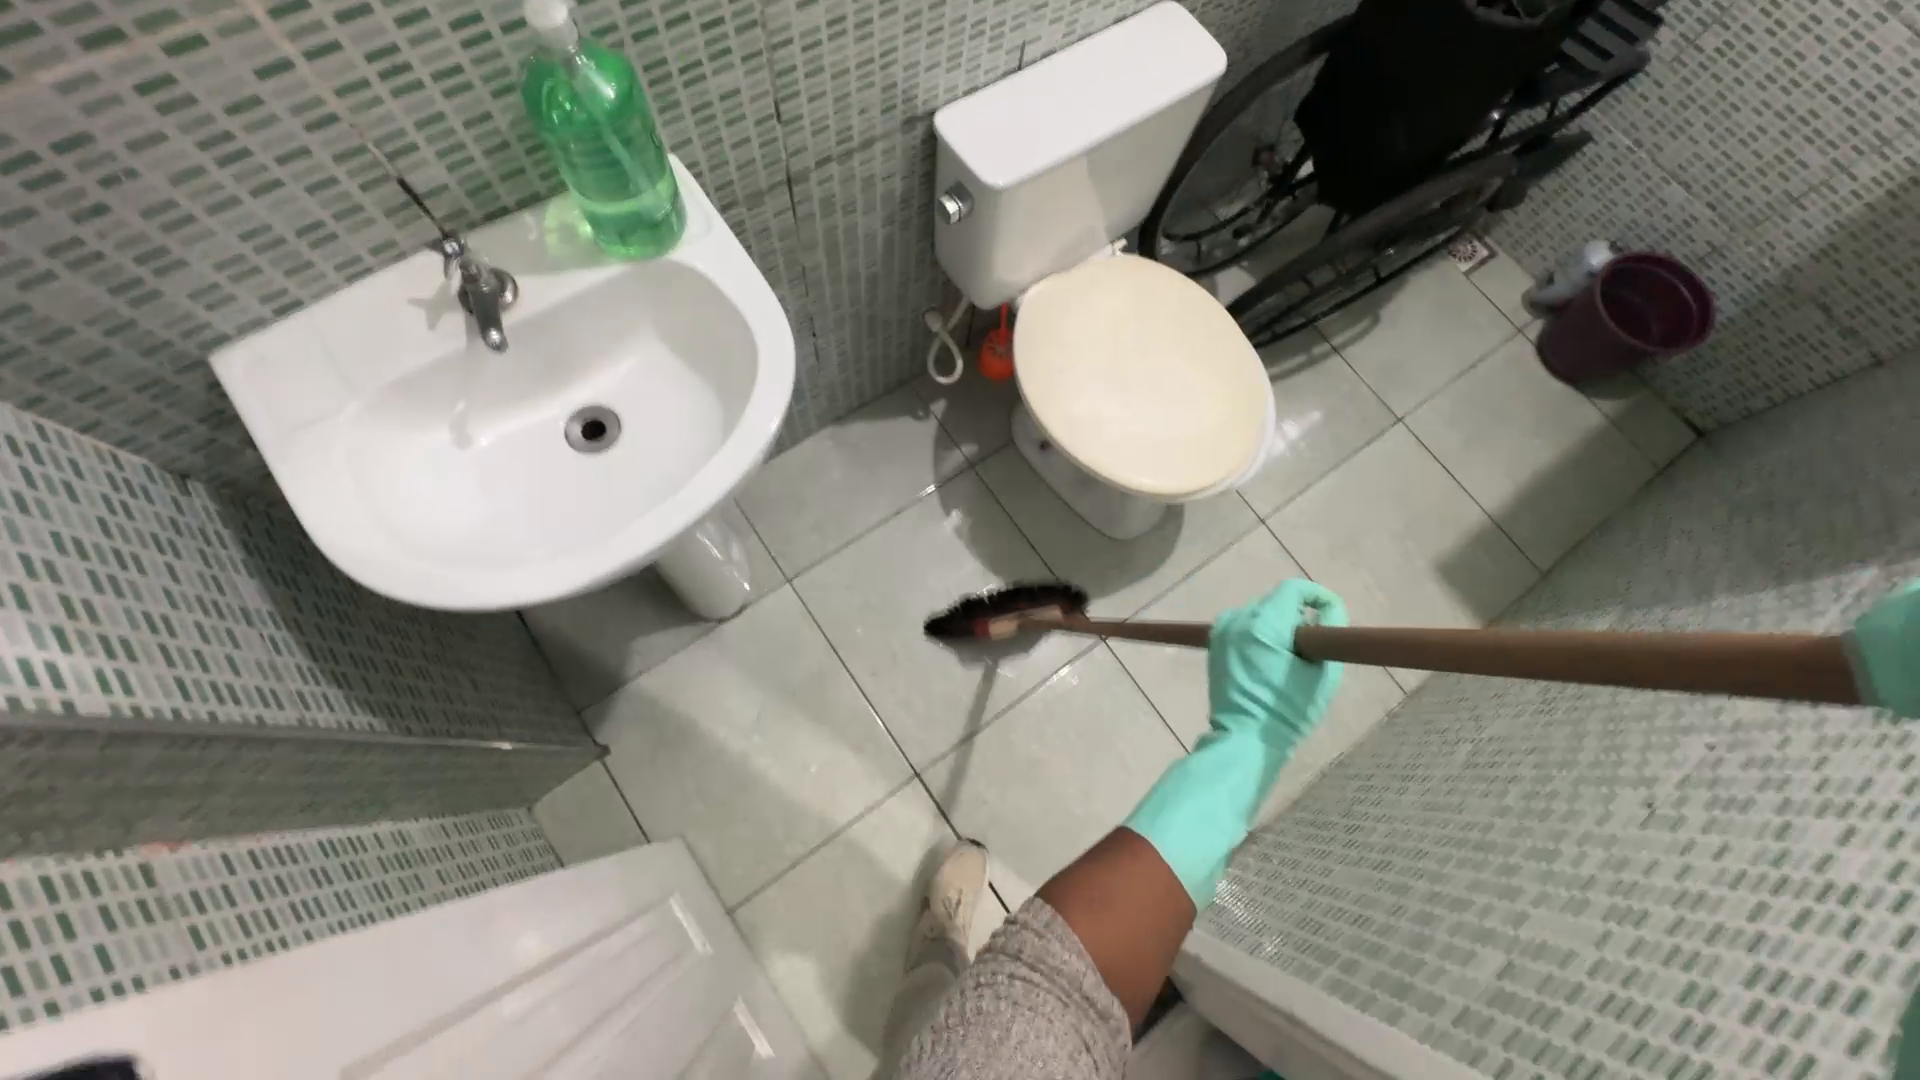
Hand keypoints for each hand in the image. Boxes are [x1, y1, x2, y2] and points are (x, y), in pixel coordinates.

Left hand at [1206, 579, 1345, 752]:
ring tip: (1291, 658)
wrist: (1244, 737)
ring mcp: (1221, 632)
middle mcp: (1236, 619)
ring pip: (1259, 614)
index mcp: (1261, 623)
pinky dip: (1260, 636)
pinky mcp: (1214, 646)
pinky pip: (1243, 628)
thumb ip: (1328, 631)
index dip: (1317, 596)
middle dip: (1298, 616)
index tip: (1331, 615)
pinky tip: (1270, 662)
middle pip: (1275, 602)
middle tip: (1313, 646)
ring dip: (1278, 627)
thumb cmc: (1288, 709)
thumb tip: (1327, 609)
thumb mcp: (1322, 672)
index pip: (1293, 589)